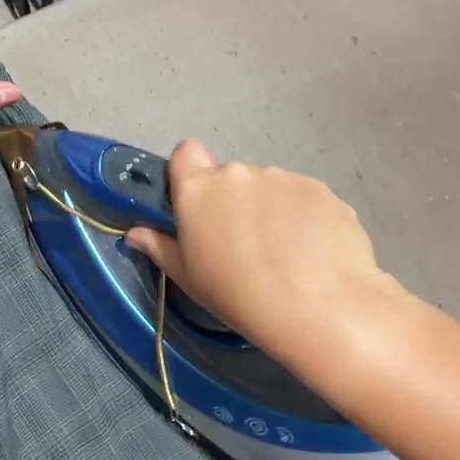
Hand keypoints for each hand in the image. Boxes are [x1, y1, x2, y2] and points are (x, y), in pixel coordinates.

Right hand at [124, 141, 410, 350]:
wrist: (319, 308)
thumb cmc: (238, 294)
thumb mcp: (188, 278)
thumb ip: (159, 247)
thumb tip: (136, 234)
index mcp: (199, 189)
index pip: (186, 152)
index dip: (190, 172)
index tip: (197, 204)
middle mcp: (239, 174)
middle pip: (230, 177)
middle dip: (234, 201)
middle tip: (242, 243)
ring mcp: (285, 179)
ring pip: (269, 187)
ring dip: (270, 209)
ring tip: (283, 253)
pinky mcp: (323, 191)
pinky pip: (303, 199)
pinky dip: (304, 218)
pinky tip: (312, 254)